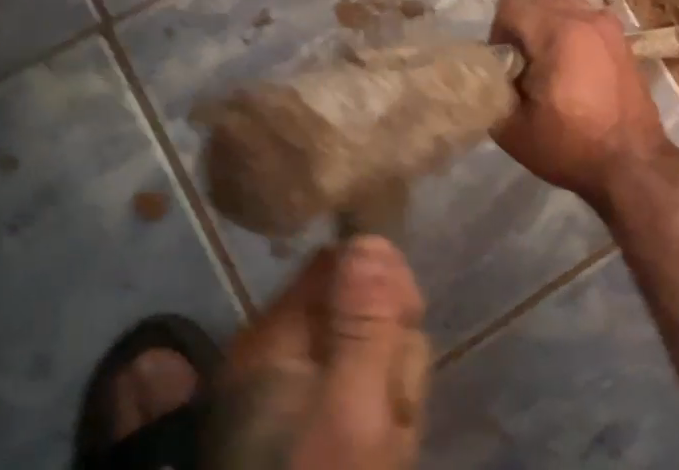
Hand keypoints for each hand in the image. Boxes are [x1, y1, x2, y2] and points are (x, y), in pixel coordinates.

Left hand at [213, 237, 429, 469]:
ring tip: (384, 436)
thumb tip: (369, 236)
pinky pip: (371, 382)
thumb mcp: (354, 409)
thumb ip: (366, 325)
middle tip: (388, 404)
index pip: (345, 262)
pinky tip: (381, 442)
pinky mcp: (315, 411)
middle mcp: (282, 351)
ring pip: (378, 346)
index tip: (403, 327)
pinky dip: (387, 409)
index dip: (386, 286)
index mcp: (275, 338)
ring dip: (395, 386)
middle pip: (368, 304)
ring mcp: (297, 384)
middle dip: (395, 348)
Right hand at [489, 0, 669, 203]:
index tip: (503, 66)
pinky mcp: (624, 41)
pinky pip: (588, 22)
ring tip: (551, 68)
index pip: (510, 6)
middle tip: (523, 70)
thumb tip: (493, 73)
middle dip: (523, 30)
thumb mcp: (512, 127)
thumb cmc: (570, 145)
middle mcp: (586, 18)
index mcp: (558, 32)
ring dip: (550, 29)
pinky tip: (576, 72)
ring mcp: (610, 27)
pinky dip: (574, 36)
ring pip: (566, 8)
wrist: (631, 162)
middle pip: (538, 3)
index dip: (498, 33)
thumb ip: (492, 90)